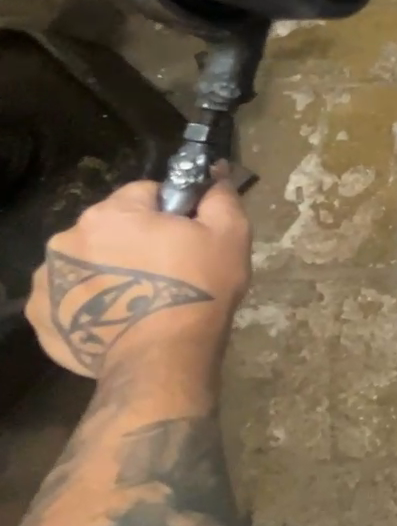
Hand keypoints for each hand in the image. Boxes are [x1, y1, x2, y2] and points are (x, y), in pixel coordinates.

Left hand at [26, 180, 250, 378]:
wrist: (162, 351)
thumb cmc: (200, 283)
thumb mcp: (230, 233)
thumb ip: (219, 197)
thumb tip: (212, 174)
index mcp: (112, 215)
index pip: (145, 191)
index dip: (173, 208)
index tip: (191, 231)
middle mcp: (67, 240)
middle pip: (112, 226)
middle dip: (138, 238)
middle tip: (173, 264)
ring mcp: (44, 279)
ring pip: (88, 260)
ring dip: (113, 267)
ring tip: (144, 294)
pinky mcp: (38, 313)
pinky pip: (70, 293)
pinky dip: (93, 298)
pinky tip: (121, 314)